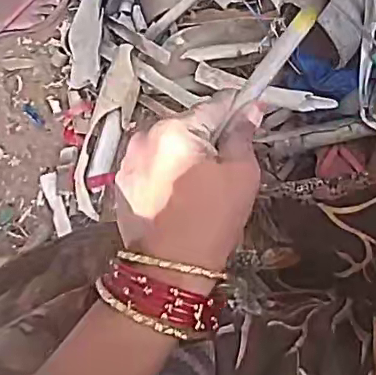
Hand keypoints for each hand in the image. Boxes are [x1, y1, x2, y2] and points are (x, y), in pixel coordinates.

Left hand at [113, 97, 264, 282]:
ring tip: (206, 185)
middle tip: (230, 164)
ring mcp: (130, 159)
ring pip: (172, 143)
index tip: (252, 115)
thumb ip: (243, 135)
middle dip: (212, 136)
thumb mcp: (241, 173)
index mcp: (176, 130)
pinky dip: (171, 170)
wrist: (170, 269)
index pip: (217, 105)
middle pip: (192, 123)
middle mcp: (146, 137)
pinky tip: (185, 195)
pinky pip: (155, 163)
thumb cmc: (208, 223)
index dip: (240, 110)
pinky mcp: (124, 181)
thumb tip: (250, 111)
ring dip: (189, 153)